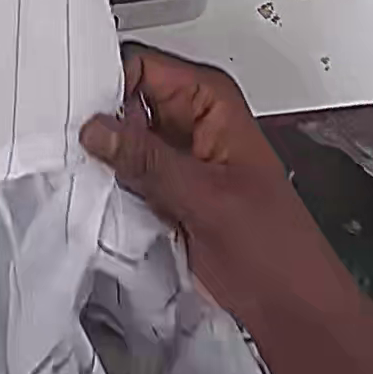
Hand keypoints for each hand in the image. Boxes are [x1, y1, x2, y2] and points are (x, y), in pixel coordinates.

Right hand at [79, 45, 357, 332]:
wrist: (291, 308)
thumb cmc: (278, 247)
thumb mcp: (206, 197)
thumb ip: (147, 160)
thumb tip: (98, 128)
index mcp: (210, 98)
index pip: (143, 65)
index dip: (111, 83)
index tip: (85, 111)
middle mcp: (191, 117)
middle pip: (128, 97)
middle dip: (104, 121)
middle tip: (81, 144)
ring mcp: (177, 151)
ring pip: (123, 134)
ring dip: (106, 154)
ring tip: (92, 172)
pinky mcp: (166, 182)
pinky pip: (125, 167)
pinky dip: (111, 179)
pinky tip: (103, 193)